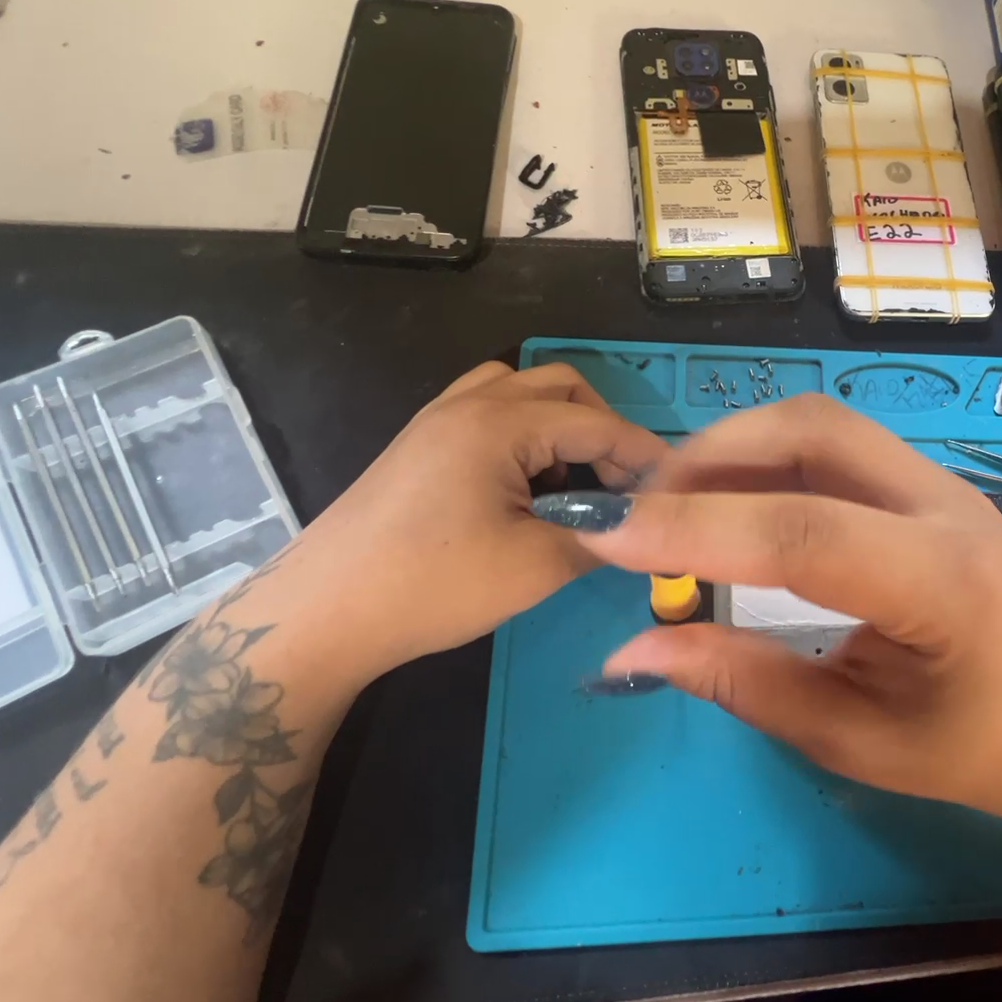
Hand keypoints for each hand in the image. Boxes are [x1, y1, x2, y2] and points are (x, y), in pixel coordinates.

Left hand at [282, 362, 666, 678]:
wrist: (325, 614)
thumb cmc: (433, 586)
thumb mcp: (535, 567)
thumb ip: (602, 538)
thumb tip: (642, 531)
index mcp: (499, 423)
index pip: (597, 424)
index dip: (645, 456)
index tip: (676, 491)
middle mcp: (468, 404)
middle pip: (562, 387)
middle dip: (605, 429)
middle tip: (623, 486)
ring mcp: (438, 420)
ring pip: (521, 392)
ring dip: (563, 425)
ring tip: (575, 483)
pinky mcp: (421, 445)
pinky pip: (490, 413)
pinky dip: (526, 434)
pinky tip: (527, 486)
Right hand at [557, 395, 1001, 822]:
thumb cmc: (961, 747)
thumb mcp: (846, 734)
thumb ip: (740, 681)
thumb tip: (632, 648)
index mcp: (943, 584)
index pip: (804, 534)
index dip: (696, 529)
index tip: (605, 538)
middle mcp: (947, 507)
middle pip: (812, 434)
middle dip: (709, 458)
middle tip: (641, 514)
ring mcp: (941, 482)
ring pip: (818, 423)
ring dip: (733, 449)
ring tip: (672, 505)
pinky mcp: (924, 480)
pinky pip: (831, 444)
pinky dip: (764, 460)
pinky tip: (728, 502)